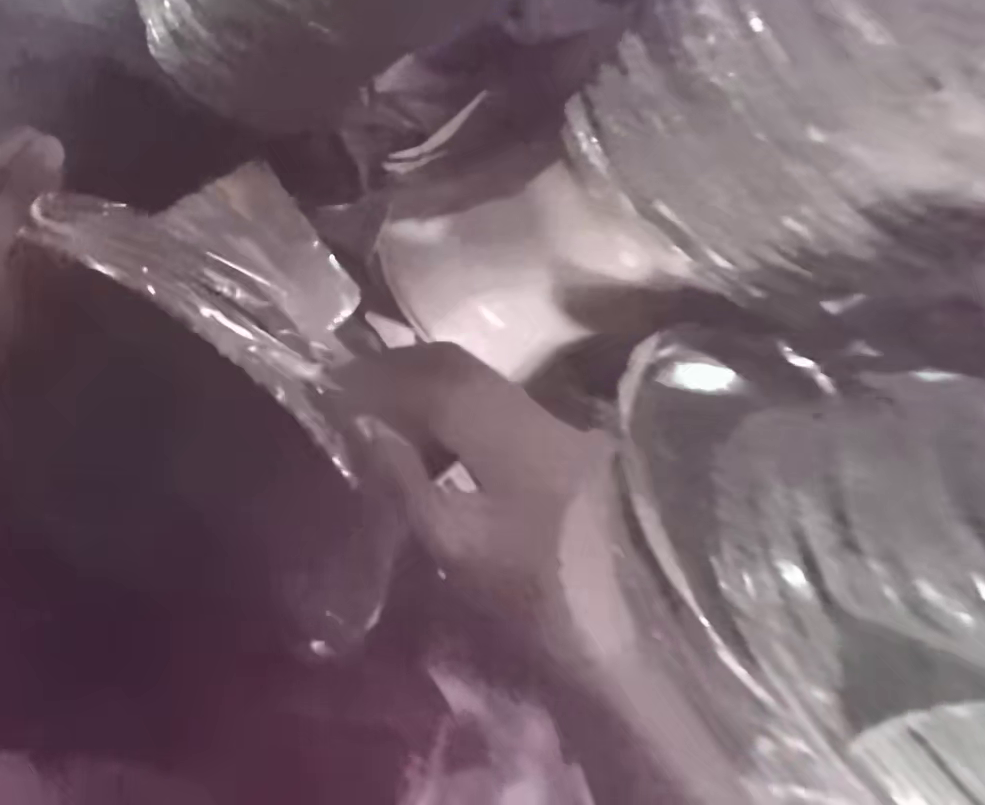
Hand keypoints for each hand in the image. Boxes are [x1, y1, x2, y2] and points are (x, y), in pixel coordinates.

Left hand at [0, 128, 65, 337]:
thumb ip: (26, 182)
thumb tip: (54, 141)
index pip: (14, 140)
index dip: (44, 155)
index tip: (67, 184)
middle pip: (2, 164)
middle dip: (33, 178)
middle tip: (60, 205)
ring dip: (21, 202)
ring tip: (48, 221)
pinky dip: (5, 220)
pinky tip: (19, 239)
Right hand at [338, 344, 614, 632]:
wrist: (649, 619)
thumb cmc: (544, 585)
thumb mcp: (461, 545)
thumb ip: (406, 483)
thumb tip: (366, 427)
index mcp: (500, 427)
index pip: (427, 378)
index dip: (375, 376)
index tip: (336, 385)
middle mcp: (524, 406)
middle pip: (450, 364)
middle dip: (396, 369)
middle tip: (355, 390)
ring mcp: (546, 419)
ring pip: (469, 379)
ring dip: (421, 386)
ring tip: (387, 418)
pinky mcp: (557, 438)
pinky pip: (485, 400)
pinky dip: (447, 405)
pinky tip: (434, 442)